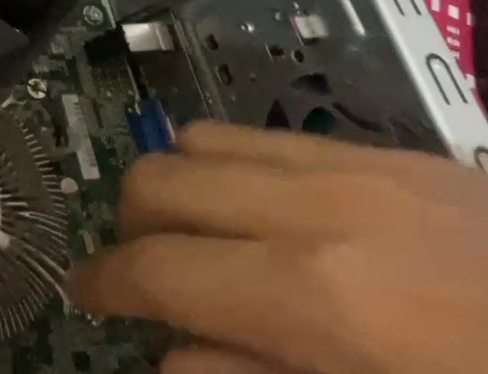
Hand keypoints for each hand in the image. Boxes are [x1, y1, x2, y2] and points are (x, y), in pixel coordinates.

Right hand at [70, 122, 487, 372]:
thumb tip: (170, 360)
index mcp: (319, 295)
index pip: (157, 268)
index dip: (103, 284)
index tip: (83, 298)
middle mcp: (319, 206)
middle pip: (159, 181)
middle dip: (129, 229)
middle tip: (145, 282)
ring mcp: (363, 165)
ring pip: (202, 140)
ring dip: (178, 189)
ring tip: (201, 243)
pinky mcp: (405, 153)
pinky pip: (271, 135)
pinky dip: (236, 169)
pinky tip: (275, 221)